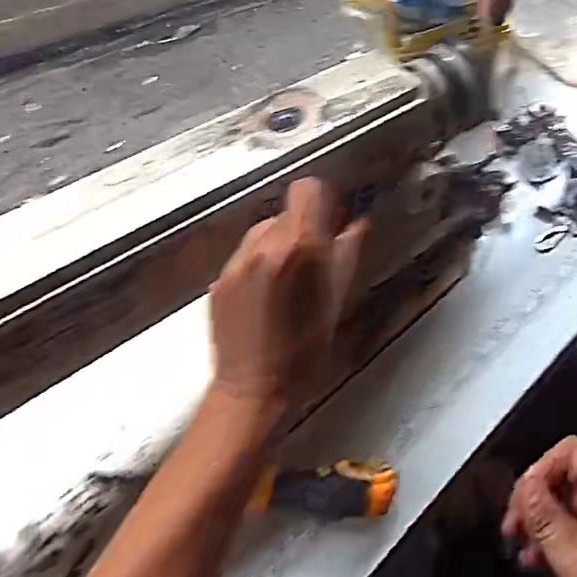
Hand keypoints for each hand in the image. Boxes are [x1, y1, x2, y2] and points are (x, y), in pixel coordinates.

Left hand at [206, 177, 366, 406]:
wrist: (253, 387)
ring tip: (289, 280)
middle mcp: (264, 247)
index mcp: (299, 246)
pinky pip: (246, 254)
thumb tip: (357, 223)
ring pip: (265, 231)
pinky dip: (260, 263)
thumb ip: (348, 250)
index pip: (307, 189)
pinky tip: (268, 294)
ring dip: (280, 243)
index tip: (330, 218)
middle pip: (287, 212)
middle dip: (303, 228)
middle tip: (315, 258)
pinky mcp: (219, 279)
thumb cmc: (305, 347)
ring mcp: (237, 263)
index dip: (322, 200)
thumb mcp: (338, 296)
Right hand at [503, 437, 576, 576]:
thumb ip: (547, 519)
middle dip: (534, 498)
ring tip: (518, 544)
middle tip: (512, 526)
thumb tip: (525, 485)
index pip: (569, 451)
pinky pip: (569, 525)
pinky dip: (548, 538)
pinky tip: (532, 557)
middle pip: (562, 475)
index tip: (520, 500)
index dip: (540, 469)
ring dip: (537, 521)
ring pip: (562, 502)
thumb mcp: (576, 557)